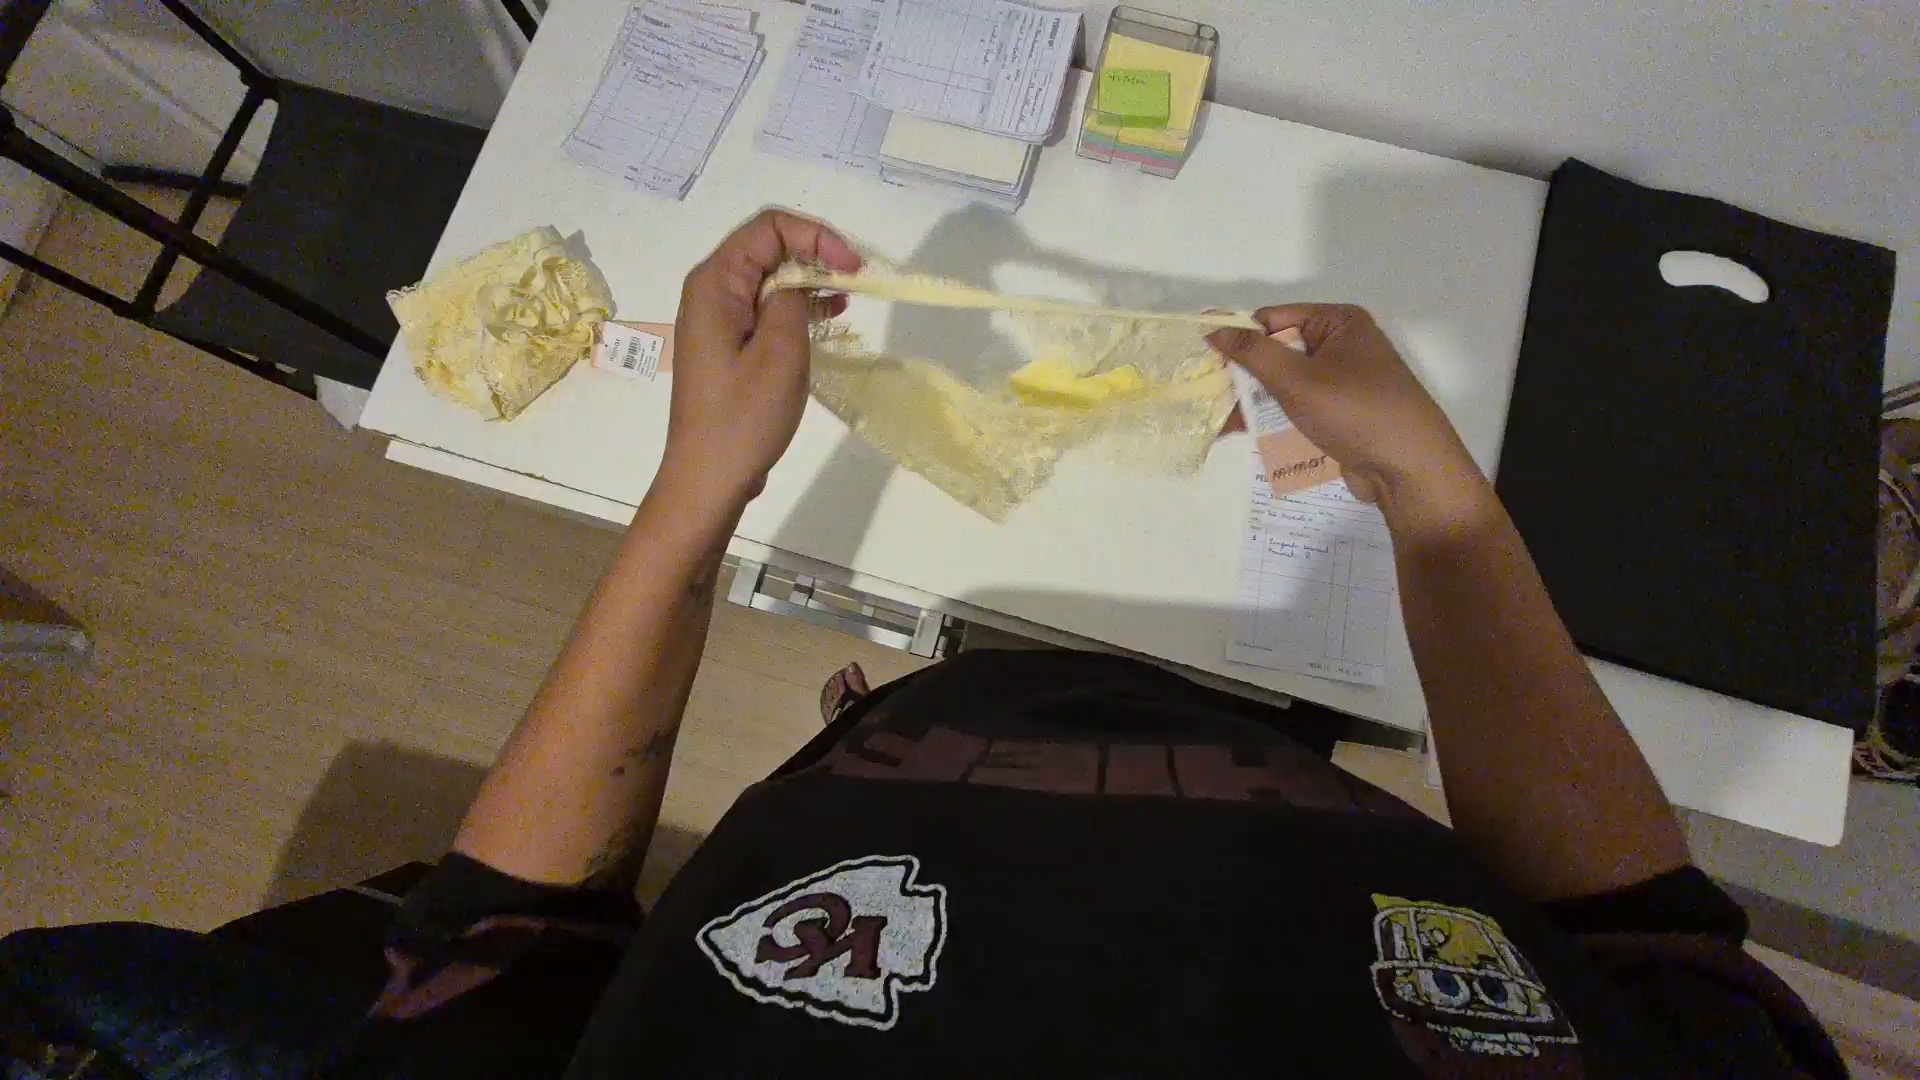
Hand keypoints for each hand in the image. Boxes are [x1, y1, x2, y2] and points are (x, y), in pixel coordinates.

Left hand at [659, 210, 859, 506]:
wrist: (710, 475)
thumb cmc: (744, 417)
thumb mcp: (780, 352)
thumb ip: (793, 300)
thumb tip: (800, 280)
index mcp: (716, 283)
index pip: (769, 228)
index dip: (816, 235)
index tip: (854, 267)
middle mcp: (711, 291)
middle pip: (768, 248)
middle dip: (816, 254)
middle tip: (858, 279)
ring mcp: (719, 320)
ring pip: (770, 279)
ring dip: (811, 281)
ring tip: (849, 297)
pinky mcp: (730, 345)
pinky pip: (767, 310)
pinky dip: (798, 308)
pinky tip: (829, 316)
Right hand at [1207, 305, 1487, 522]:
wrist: (1405, 467)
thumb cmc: (1354, 411)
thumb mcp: (1297, 379)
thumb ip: (1253, 353)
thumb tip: (1214, 330)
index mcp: (1337, 323)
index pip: (1273, 318)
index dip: (1240, 337)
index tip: (1206, 361)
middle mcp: (1339, 345)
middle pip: (1276, 351)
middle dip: (1242, 375)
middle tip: (1207, 395)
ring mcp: (1339, 380)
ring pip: (1281, 383)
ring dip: (1251, 401)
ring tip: (1218, 422)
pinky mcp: (1336, 411)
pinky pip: (1293, 407)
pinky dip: (1269, 418)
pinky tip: (1240, 434)